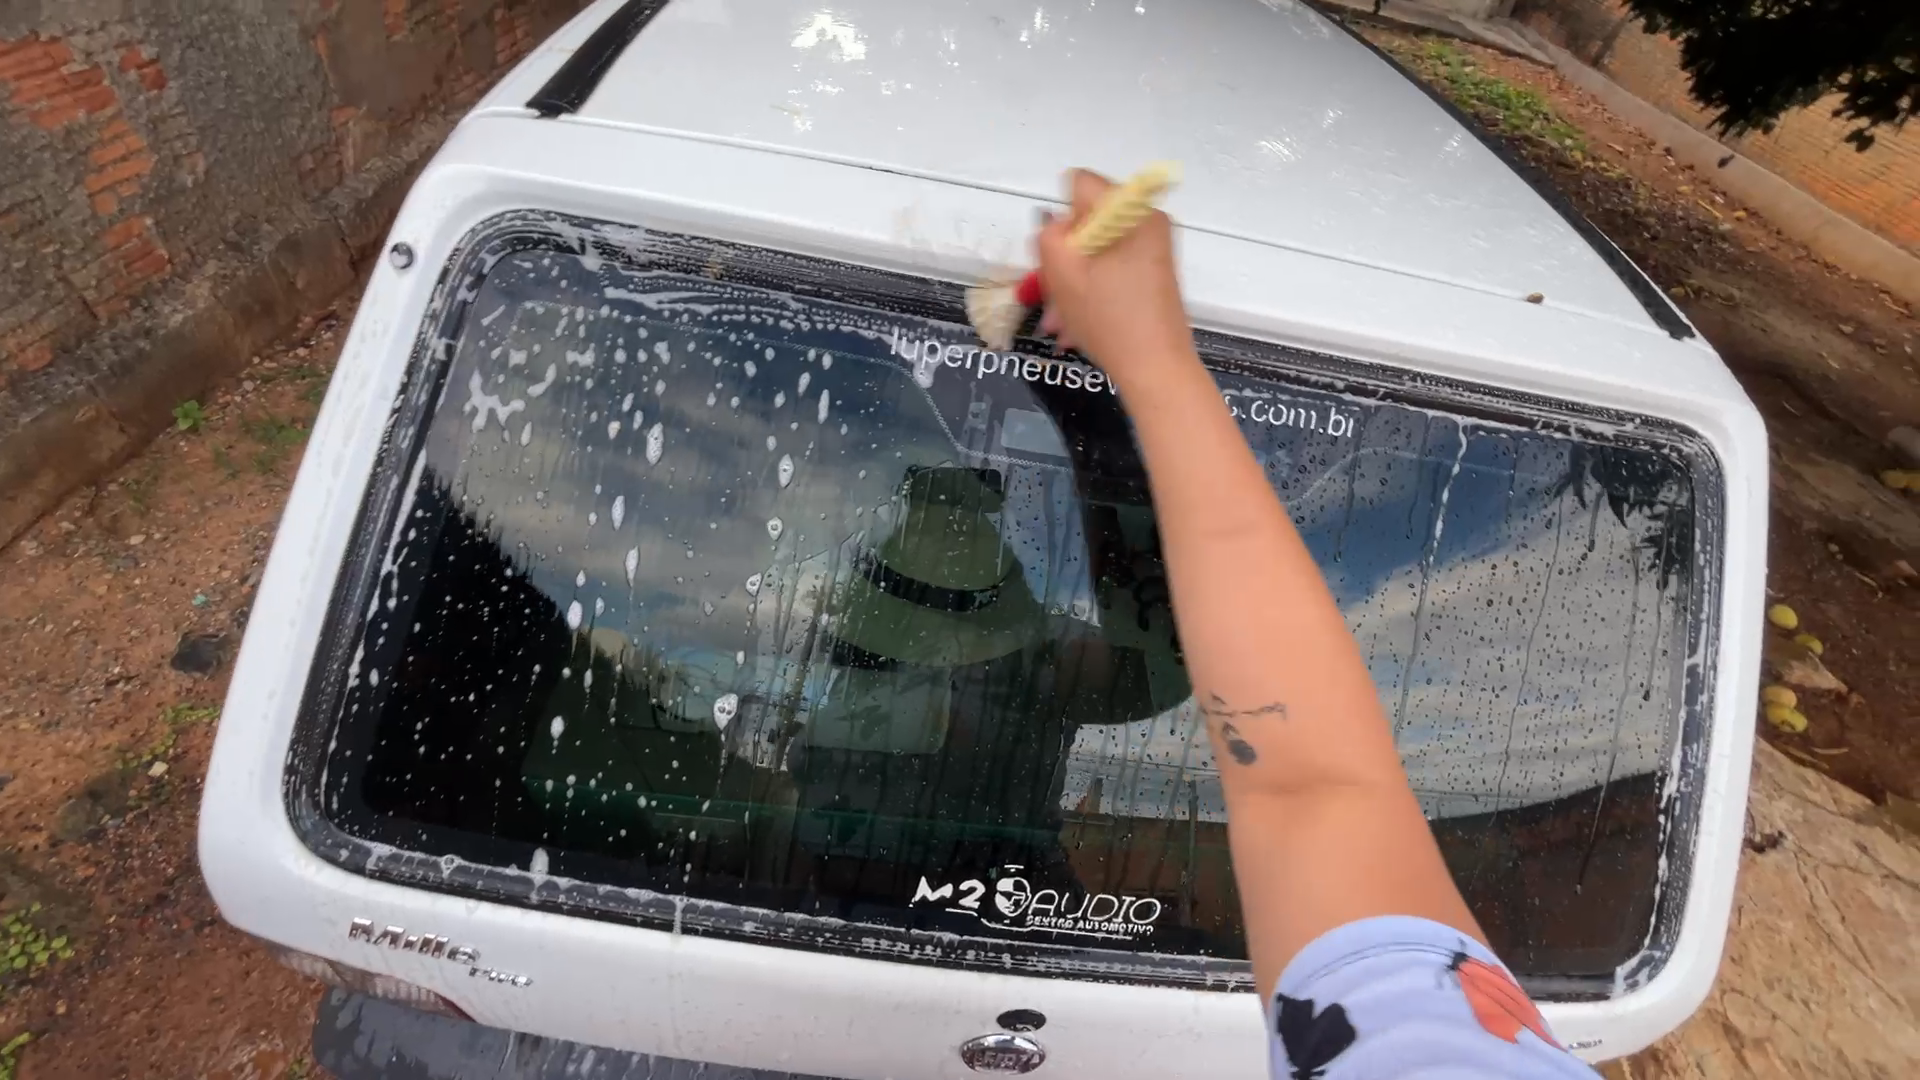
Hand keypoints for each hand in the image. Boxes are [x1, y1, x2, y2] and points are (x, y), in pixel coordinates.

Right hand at [1036, 169, 1194, 387]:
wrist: (1155, 368)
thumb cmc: (1108, 320)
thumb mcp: (1063, 275)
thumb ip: (1049, 236)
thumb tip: (1056, 226)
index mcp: (1131, 211)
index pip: (1078, 187)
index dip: (1059, 221)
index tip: (1057, 260)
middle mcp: (1148, 221)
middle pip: (1087, 223)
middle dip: (1062, 260)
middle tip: (1049, 297)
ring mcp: (1154, 249)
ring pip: (1096, 253)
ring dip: (1071, 284)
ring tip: (1058, 321)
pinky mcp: (1154, 275)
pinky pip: (1112, 271)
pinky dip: (1091, 293)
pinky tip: (1075, 326)